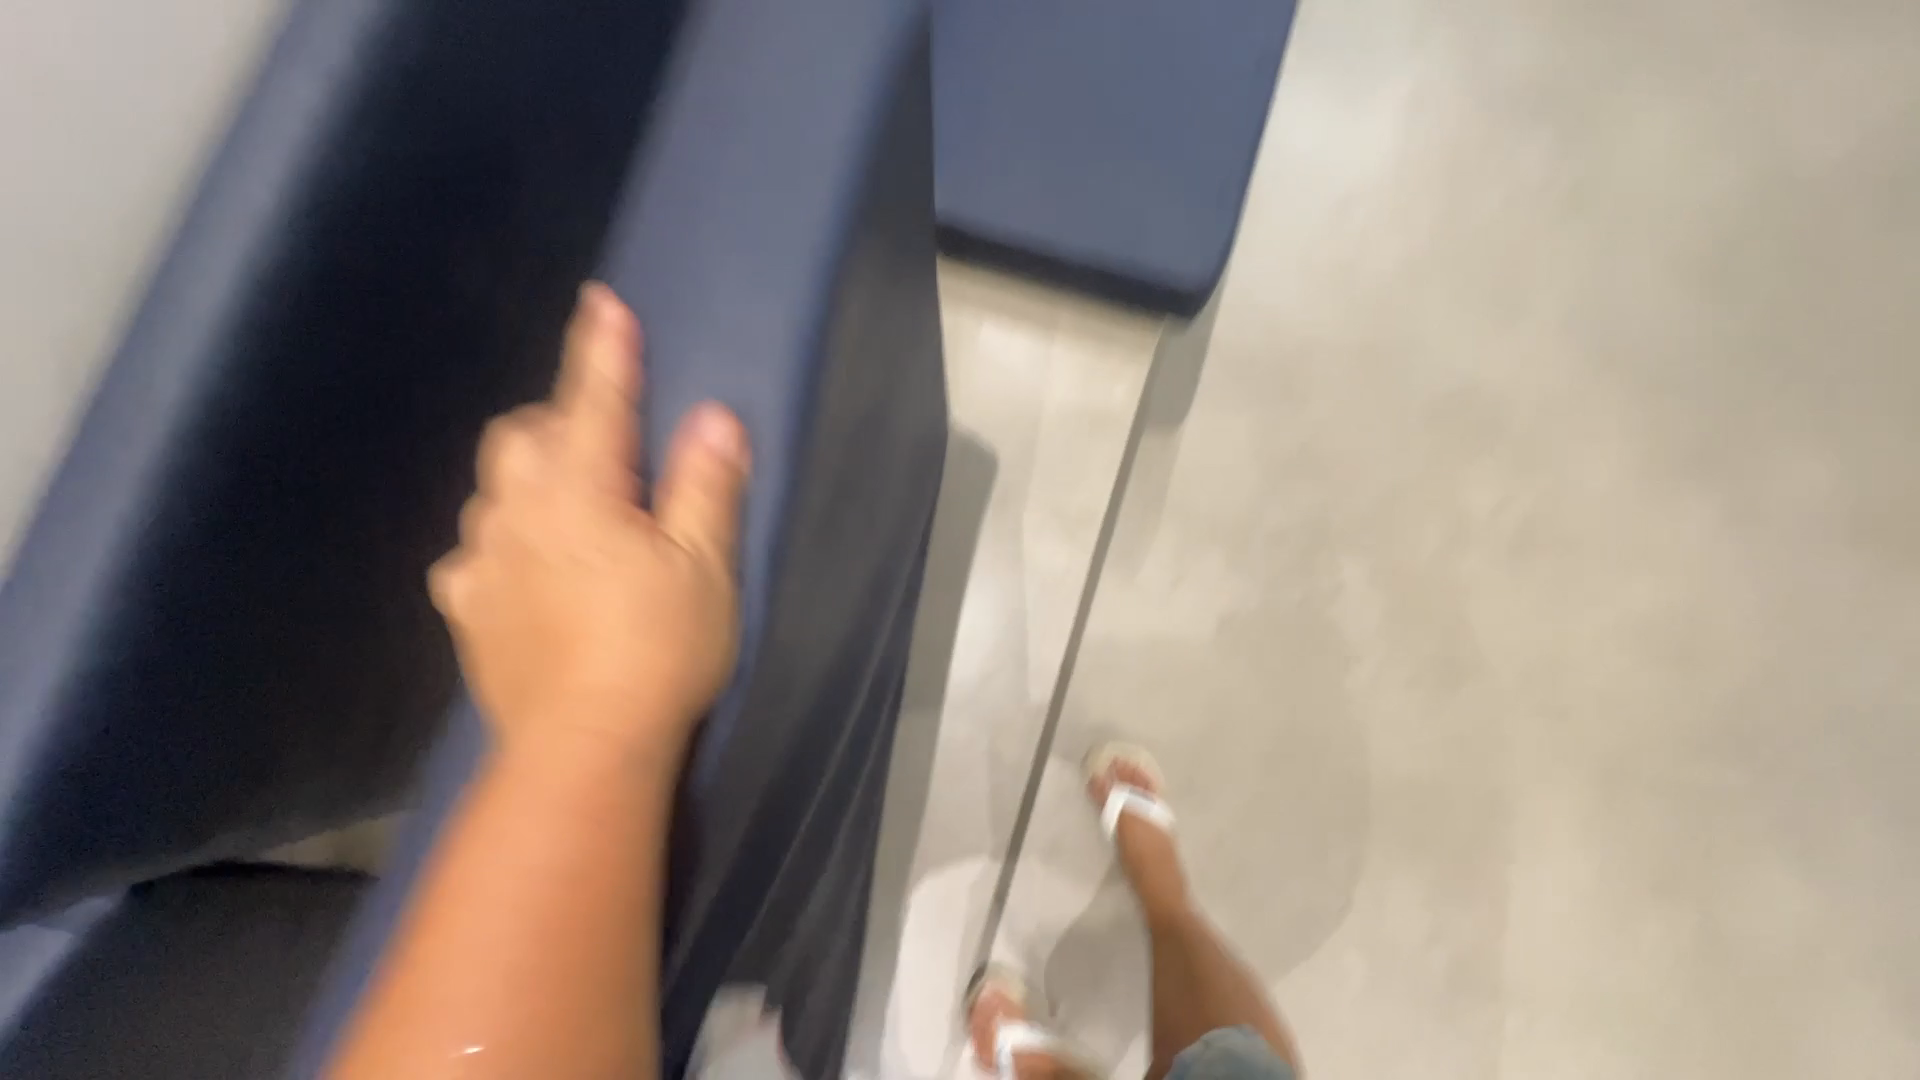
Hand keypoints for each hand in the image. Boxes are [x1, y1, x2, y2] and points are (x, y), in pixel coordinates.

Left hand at [428, 283, 750, 759]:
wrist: (586, 746)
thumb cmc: (659, 648)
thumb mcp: (704, 566)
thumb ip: (705, 485)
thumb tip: (714, 417)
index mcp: (581, 494)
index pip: (594, 403)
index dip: (603, 351)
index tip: (602, 301)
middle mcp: (518, 515)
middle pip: (520, 437)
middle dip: (559, 421)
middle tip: (605, 446)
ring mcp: (484, 566)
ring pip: (492, 492)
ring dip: (530, 481)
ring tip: (571, 508)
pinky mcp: (471, 613)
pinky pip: (474, 554)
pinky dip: (504, 542)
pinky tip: (527, 570)